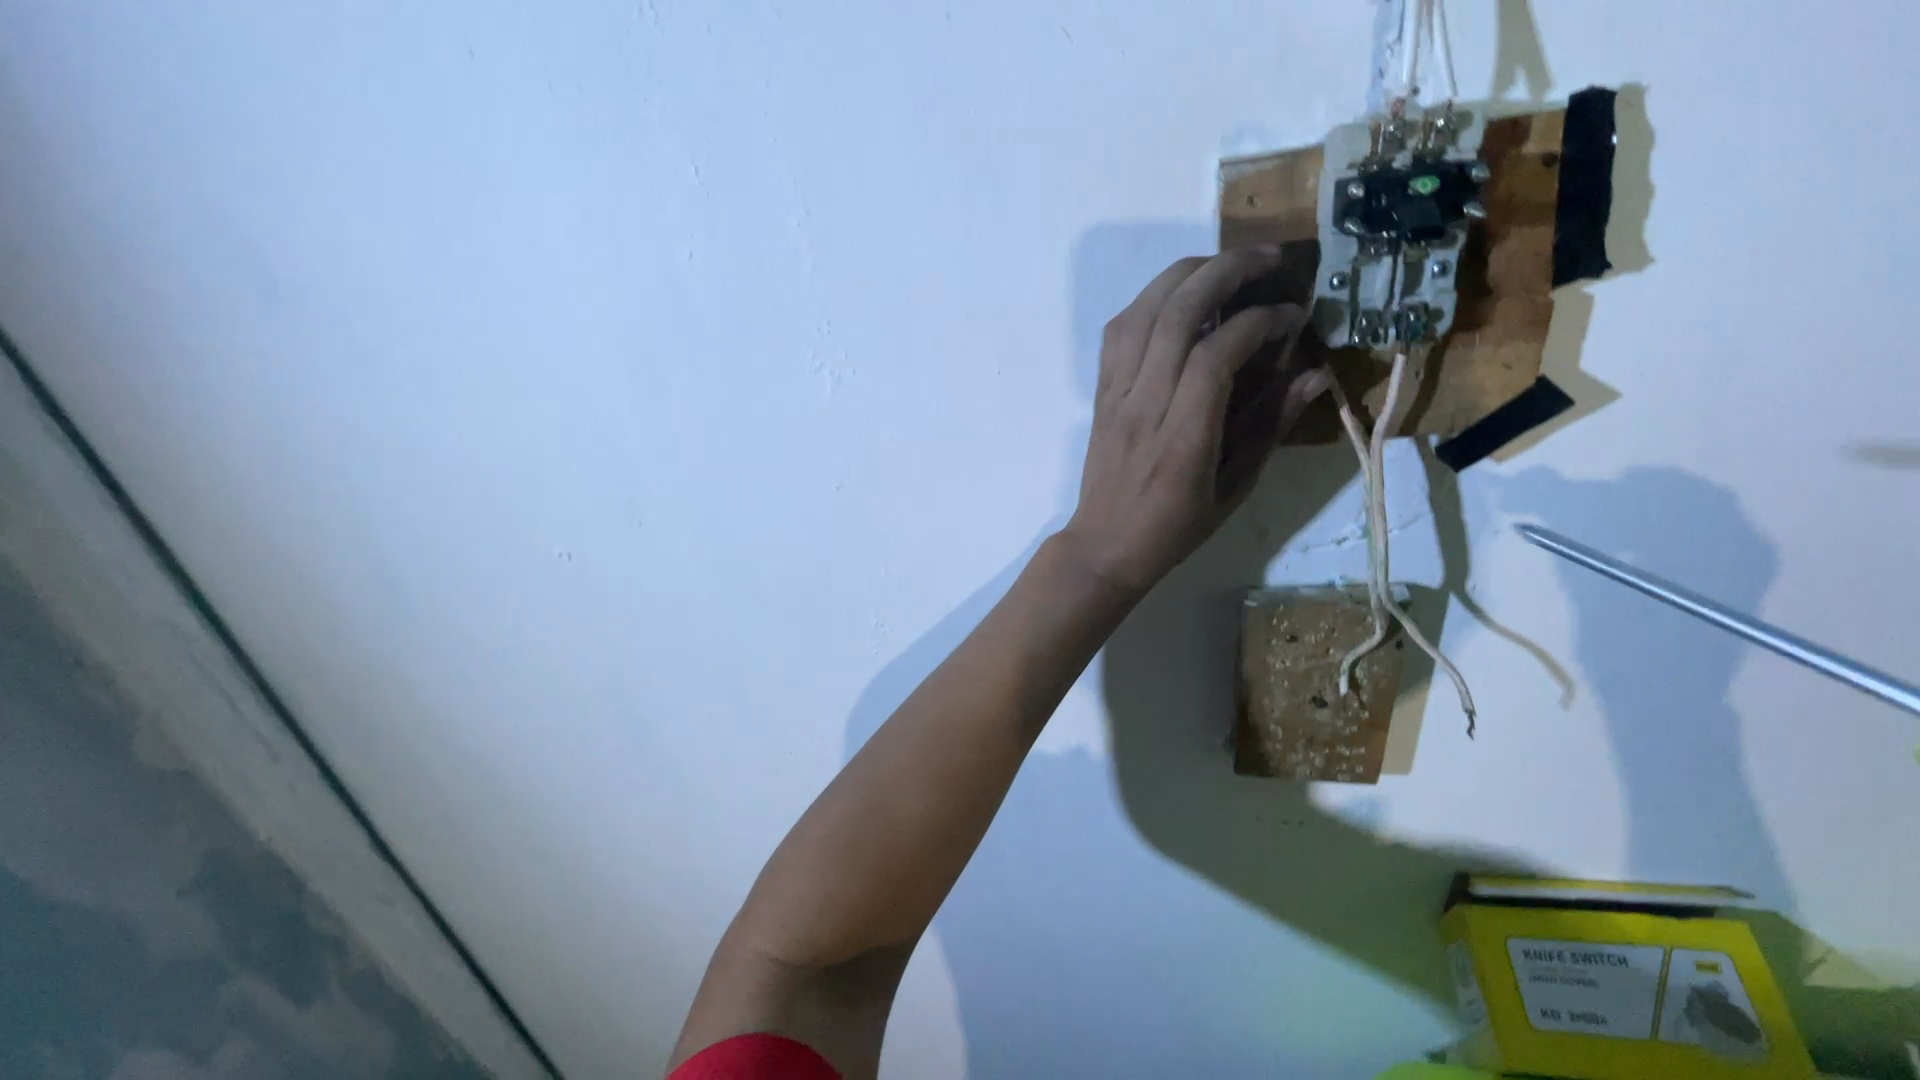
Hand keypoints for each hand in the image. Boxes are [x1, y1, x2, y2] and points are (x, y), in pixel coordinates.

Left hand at [1058, 250, 1330, 598]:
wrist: (1105, 545)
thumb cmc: (1176, 526)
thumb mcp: (1234, 488)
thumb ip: (1270, 427)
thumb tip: (1314, 374)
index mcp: (1183, 438)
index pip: (1216, 353)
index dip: (1259, 322)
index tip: (1293, 316)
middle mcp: (1145, 405)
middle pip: (1176, 315)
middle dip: (1226, 272)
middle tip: (1269, 260)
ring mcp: (1116, 394)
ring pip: (1143, 312)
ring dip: (1186, 274)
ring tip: (1228, 266)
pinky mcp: (1100, 390)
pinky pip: (1119, 330)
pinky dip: (1150, 300)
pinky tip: (1179, 296)